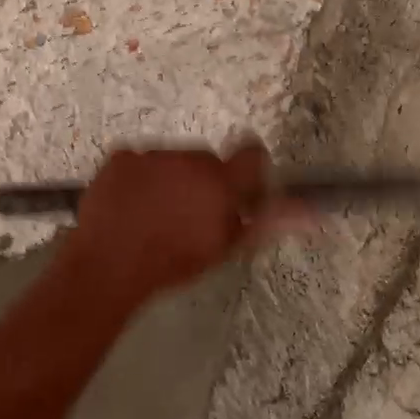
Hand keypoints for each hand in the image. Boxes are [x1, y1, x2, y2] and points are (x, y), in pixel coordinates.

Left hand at [63, 139, 313, 302]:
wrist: (108, 266)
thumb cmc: (172, 263)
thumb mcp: (224, 249)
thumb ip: (267, 223)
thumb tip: (311, 211)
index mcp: (220, 181)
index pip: (252, 153)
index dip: (248, 170)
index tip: (238, 192)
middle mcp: (189, 158)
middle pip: (208, 159)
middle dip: (204, 180)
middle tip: (190, 215)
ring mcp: (151, 153)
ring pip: (171, 159)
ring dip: (171, 178)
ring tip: (155, 214)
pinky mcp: (121, 155)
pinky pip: (138, 159)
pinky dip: (138, 177)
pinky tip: (131, 205)